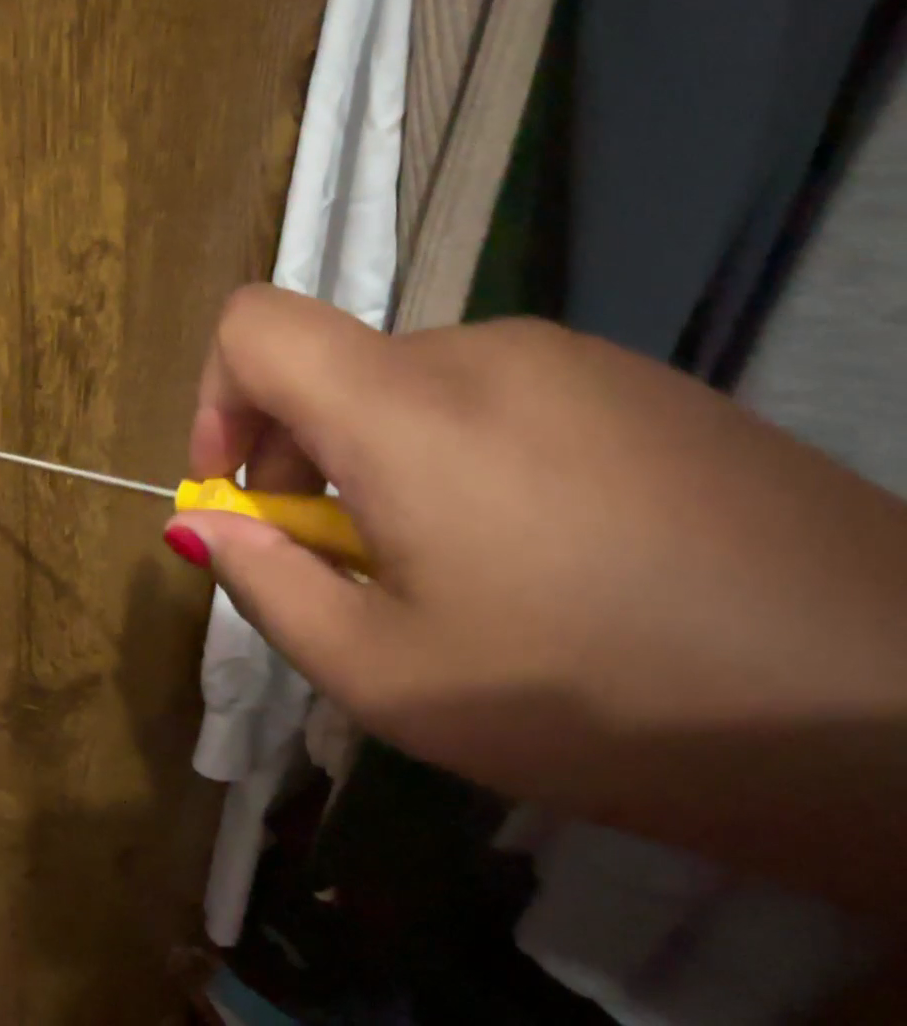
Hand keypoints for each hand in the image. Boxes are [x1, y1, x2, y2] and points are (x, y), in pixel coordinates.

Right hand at [167, 285, 906, 906]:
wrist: (897, 711)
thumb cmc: (593, 695)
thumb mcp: (382, 670)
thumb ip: (263, 582)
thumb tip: (199, 524)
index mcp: (407, 407)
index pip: (254, 324)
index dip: (215, 400)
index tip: (240, 496)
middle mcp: (484, 350)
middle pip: (332, 370)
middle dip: (300, 464)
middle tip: (342, 573)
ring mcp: (577, 359)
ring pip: (411, 391)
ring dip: (378, 470)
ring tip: (441, 579)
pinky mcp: (643, 386)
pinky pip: (496, 402)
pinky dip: (457, 464)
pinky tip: (532, 560)